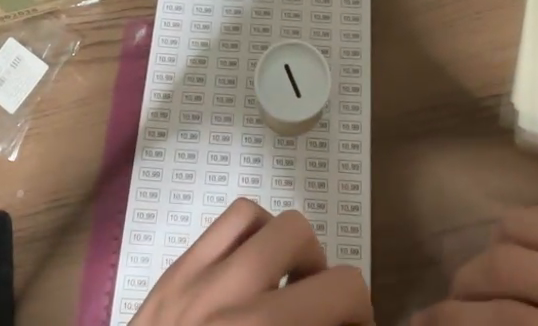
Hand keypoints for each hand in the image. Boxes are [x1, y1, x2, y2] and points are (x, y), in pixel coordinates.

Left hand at [133, 198, 372, 324]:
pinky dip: (255, 234)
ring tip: (289, 286)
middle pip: (311, 251)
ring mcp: (198, 281)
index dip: (362, 317)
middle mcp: (235, 305)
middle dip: (331, 284)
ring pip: (272, 223)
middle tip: (322, 317)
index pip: (343, 293)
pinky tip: (253, 271)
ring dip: (292, 250)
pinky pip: (230, 221)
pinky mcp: (175, 273)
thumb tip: (346, 324)